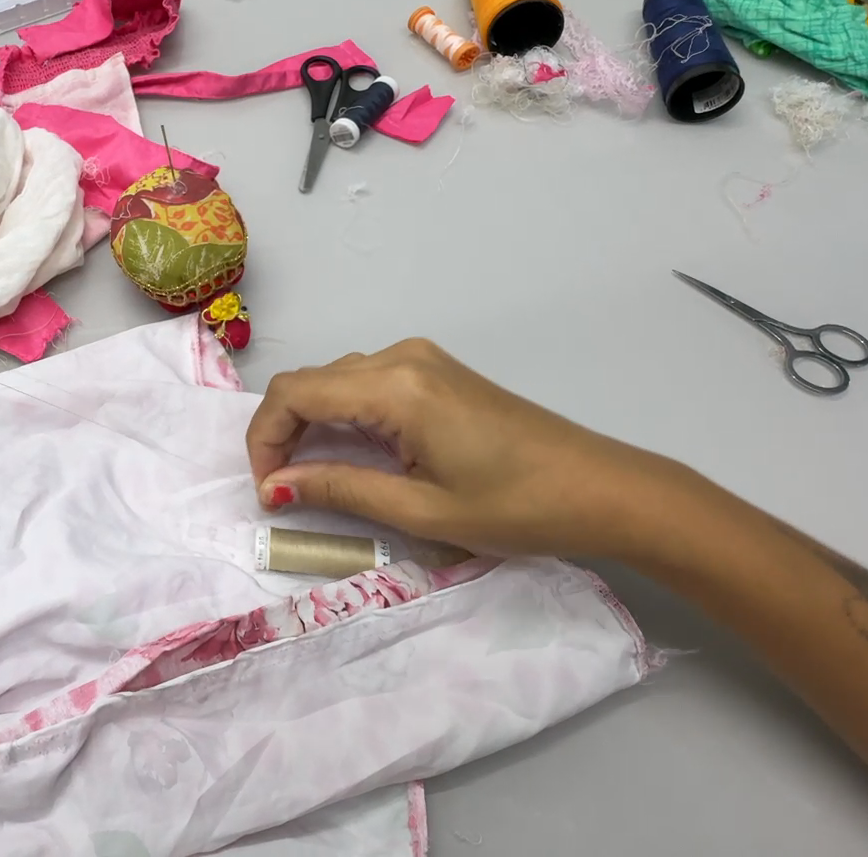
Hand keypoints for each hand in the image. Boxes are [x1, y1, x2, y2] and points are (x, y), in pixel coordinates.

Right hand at [245, 339, 714, 559]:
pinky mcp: (434, 369)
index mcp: (394, 386)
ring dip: (310, 423)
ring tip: (311, 476)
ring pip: (333, 380)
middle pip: (309, 381)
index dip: (264, 438)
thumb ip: (338, 488)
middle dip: (281, 432)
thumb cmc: (515, 507)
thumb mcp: (420, 510)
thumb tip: (274, 486)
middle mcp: (399, 357)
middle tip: (282, 488)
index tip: (267, 488)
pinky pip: (364, 382)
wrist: (602, 489)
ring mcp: (420, 358)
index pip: (294, 393)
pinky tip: (350, 452)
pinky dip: (341, 414)